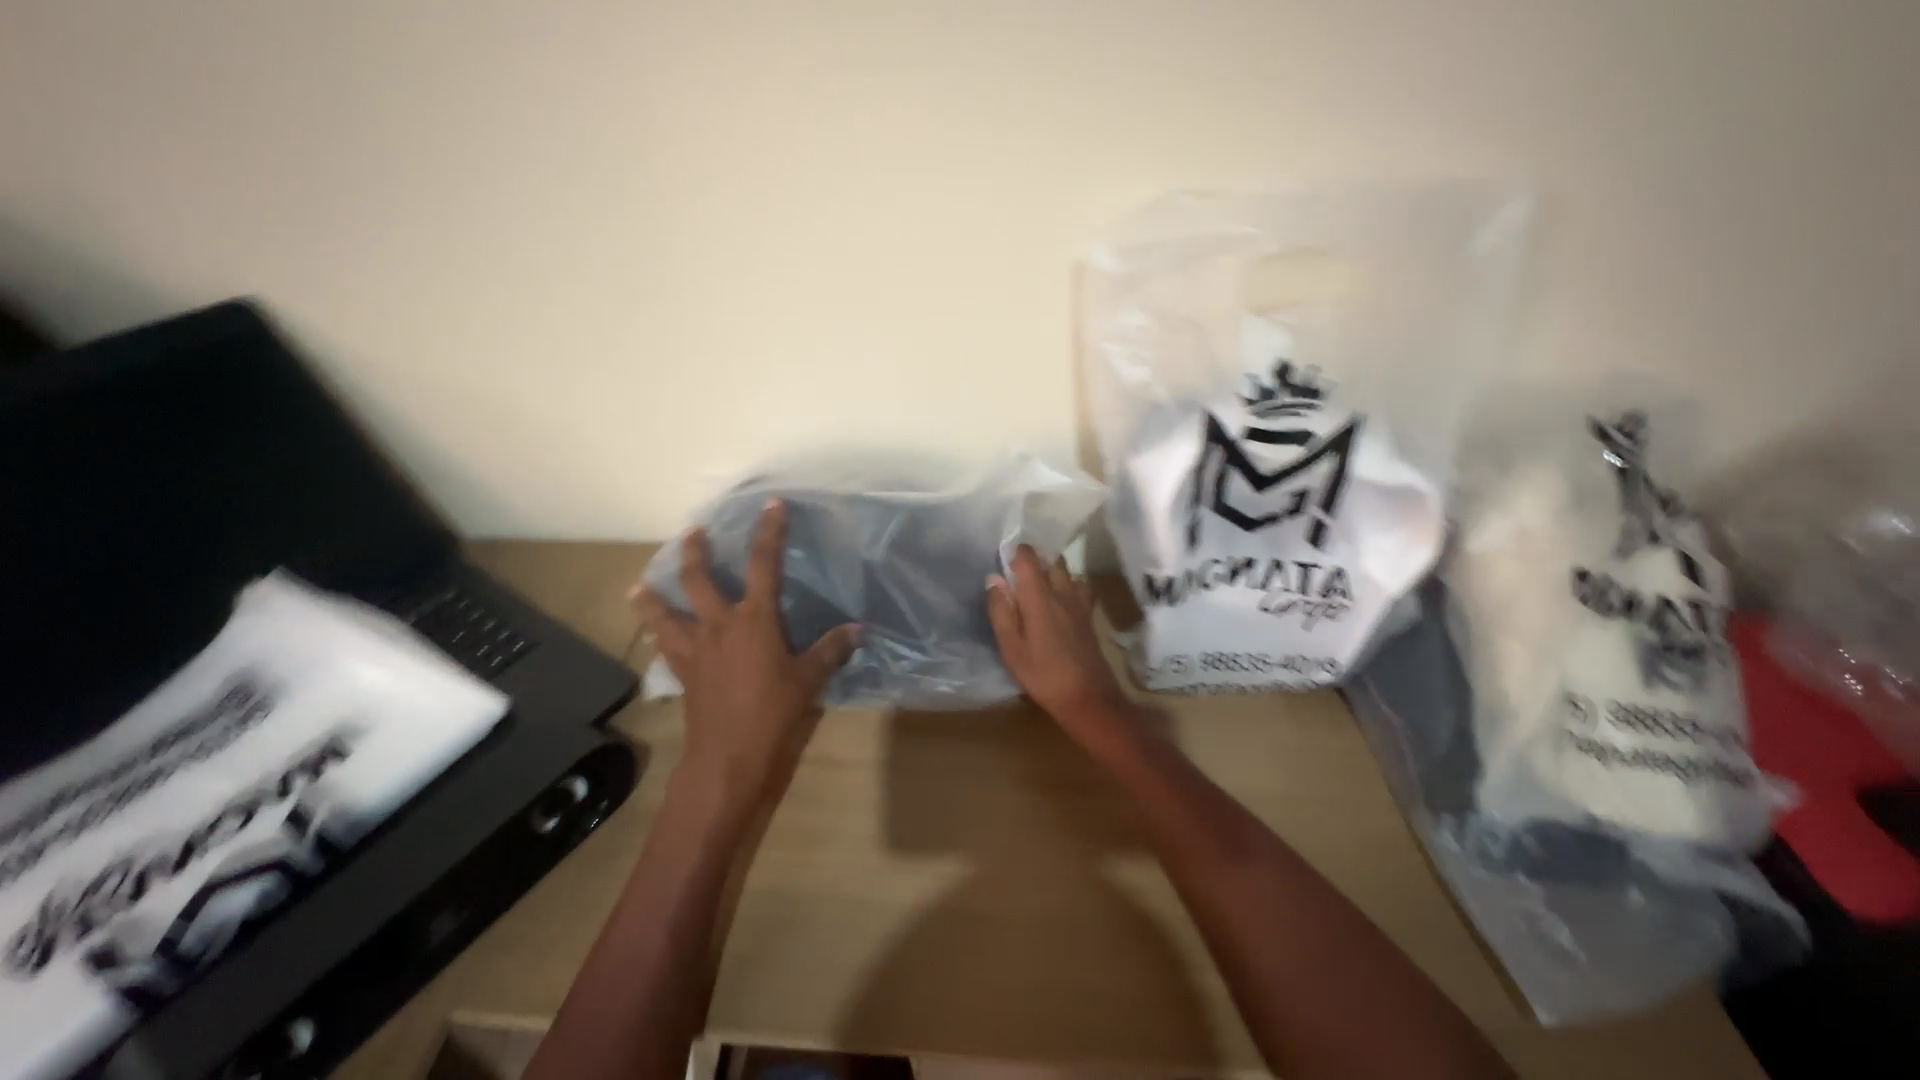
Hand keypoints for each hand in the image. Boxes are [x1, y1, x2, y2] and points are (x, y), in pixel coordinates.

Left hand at [632, 500, 858, 803]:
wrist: (729, 756)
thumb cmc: (774, 713)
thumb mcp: (809, 680)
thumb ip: (831, 650)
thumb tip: (858, 629)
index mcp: (755, 619)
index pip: (765, 564)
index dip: (769, 532)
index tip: (771, 505)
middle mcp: (719, 625)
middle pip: (699, 579)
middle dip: (695, 552)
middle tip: (693, 533)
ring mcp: (696, 649)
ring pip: (666, 613)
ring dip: (654, 596)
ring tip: (641, 584)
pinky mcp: (683, 672)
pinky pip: (665, 646)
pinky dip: (656, 635)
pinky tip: (652, 633)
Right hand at [987, 546, 1137, 740]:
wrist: (1088, 697)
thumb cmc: (1042, 674)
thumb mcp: (1011, 647)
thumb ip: (1001, 610)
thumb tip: (994, 579)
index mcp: (1039, 597)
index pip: (1028, 558)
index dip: (1015, 552)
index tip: (1003, 560)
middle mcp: (1062, 593)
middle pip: (1051, 561)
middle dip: (1034, 561)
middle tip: (1017, 575)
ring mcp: (1080, 604)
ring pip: (1067, 573)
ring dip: (1052, 572)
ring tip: (1038, 586)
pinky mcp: (1089, 617)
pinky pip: (1079, 588)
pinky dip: (1068, 585)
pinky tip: (1060, 601)